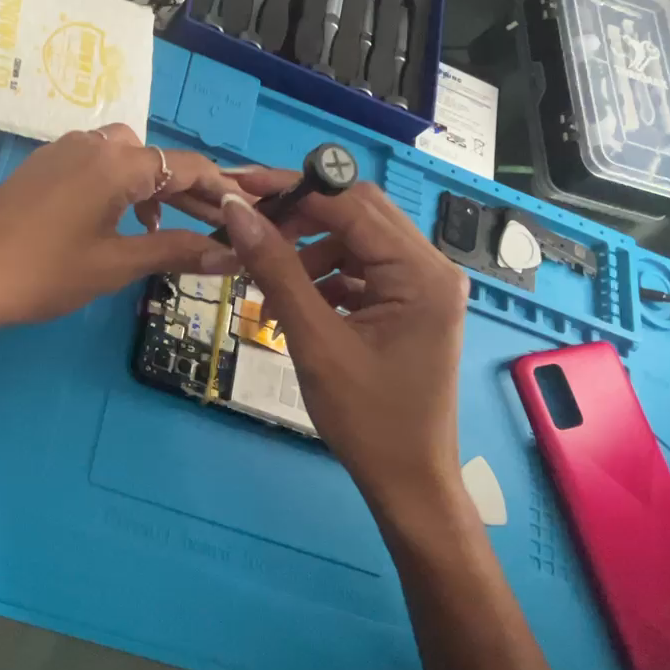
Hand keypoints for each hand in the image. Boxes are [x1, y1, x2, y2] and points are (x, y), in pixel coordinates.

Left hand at [0, 124, 243, 330]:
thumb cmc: (42, 273)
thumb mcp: (115, 265)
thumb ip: (176, 252)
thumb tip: (231, 254)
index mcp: (118, 161)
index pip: (188, 166)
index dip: (224, 189)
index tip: (251, 212)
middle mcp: (94, 143)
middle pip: (158, 160)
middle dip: (191, 192)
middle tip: (221, 227)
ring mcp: (64, 152)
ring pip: (127, 161)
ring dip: (155, 190)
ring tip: (172, 231)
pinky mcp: (44, 167)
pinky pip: (98, 167)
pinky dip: (122, 189)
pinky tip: (124, 223)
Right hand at [218, 170, 468, 515]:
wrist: (407, 481)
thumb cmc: (366, 419)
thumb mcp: (314, 341)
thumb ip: (277, 270)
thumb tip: (238, 213)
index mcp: (421, 273)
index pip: (351, 204)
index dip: (292, 190)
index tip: (238, 188)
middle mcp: (431, 268)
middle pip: (356, 214)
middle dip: (298, 218)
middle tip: (246, 230)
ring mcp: (422, 287)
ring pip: (353, 241)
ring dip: (306, 253)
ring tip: (267, 287)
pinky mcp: (408, 305)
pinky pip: (358, 270)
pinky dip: (322, 278)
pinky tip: (293, 305)